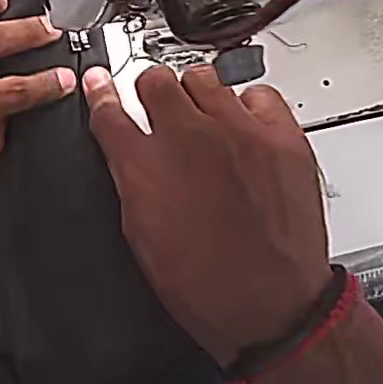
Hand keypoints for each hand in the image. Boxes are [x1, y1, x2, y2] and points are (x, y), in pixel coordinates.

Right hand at [83, 63, 330, 365]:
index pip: (108, 108)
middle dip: (149, 91)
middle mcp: (188, 140)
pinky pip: (257, 94)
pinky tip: (243, 129)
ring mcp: (237, 133)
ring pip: (202, 77)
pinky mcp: (282, 137)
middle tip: (158, 108)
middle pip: (155, 79)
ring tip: (204, 122)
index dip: (100, 92)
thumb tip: (124, 151)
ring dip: (195, 96)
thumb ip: (129, 178)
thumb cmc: (203, 283)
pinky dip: (246, 107)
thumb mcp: (140, 234)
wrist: (270, 306)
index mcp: (143, 167)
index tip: (100, 83)